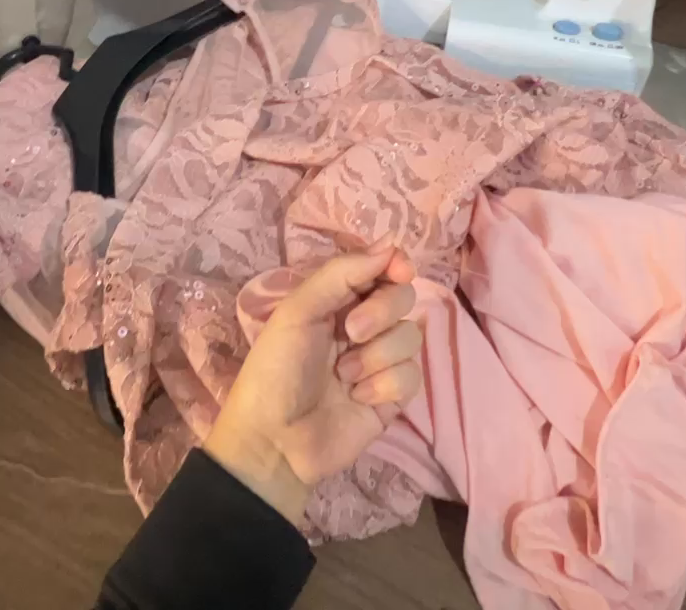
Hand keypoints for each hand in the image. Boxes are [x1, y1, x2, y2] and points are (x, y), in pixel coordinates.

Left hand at [203, 249, 423, 523]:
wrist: (275, 440)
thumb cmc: (276, 369)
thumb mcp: (298, 310)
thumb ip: (342, 273)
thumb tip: (390, 244)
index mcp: (338, 299)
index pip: (381, 268)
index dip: (395, 265)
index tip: (399, 271)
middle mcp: (363, 324)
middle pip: (403, 297)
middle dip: (381, 312)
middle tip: (351, 332)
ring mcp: (380, 360)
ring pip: (410, 335)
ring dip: (377, 355)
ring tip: (344, 375)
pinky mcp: (392, 396)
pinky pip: (411, 375)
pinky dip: (384, 385)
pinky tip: (357, 398)